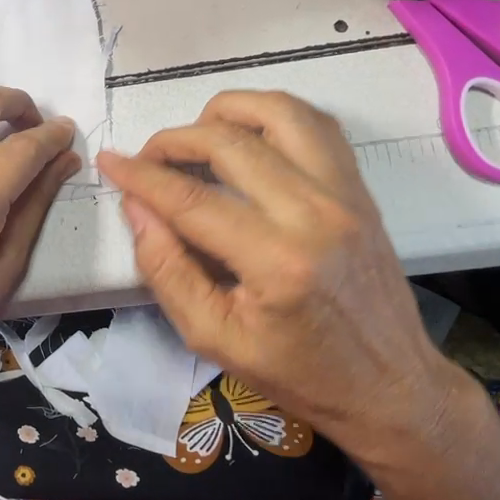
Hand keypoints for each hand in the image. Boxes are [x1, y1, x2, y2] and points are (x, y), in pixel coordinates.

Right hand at [95, 91, 467, 461]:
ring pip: (279, 112)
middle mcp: (315, 214)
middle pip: (230, 142)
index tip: (110, 161)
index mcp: (276, 262)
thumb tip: (136, 206)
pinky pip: (315, 124)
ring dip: (226, 112)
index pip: (191, 198)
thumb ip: (165, 269)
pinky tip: (245, 138)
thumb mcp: (212, 337)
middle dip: (174, 140)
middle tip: (147, 159)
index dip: (141, 175)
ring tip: (197, 137)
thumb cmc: (297, 372)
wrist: (390, 387)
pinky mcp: (359, 189)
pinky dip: (271, 116)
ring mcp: (345, 194)